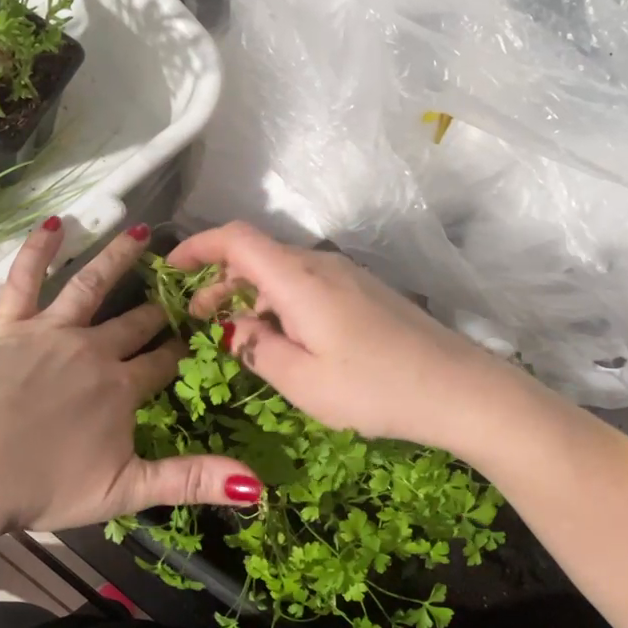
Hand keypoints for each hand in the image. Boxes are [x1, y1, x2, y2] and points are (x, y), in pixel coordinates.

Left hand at [0, 220, 263, 534]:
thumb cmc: (43, 487)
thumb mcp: (126, 492)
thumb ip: (191, 481)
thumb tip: (257, 486)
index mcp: (121, 388)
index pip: (163, 362)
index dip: (182, 350)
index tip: (201, 334)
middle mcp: (92, 350)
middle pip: (134, 324)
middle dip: (159, 309)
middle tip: (180, 288)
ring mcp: (49, 332)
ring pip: (90, 287)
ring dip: (117, 259)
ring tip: (141, 235)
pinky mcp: (7, 326)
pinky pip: (24, 279)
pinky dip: (38, 250)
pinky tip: (53, 223)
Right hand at [168, 222, 510, 449]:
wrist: (458, 389)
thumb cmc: (373, 389)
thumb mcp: (301, 381)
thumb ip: (256, 350)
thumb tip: (231, 328)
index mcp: (299, 280)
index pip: (237, 238)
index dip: (197, 245)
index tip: (169, 268)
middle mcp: (321, 266)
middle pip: (257, 255)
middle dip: (217, 280)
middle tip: (194, 319)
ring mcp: (347, 277)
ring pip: (281, 273)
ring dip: (249, 296)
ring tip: (233, 335)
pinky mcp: (364, 293)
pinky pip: (306, 286)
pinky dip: (278, 303)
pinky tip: (280, 339)